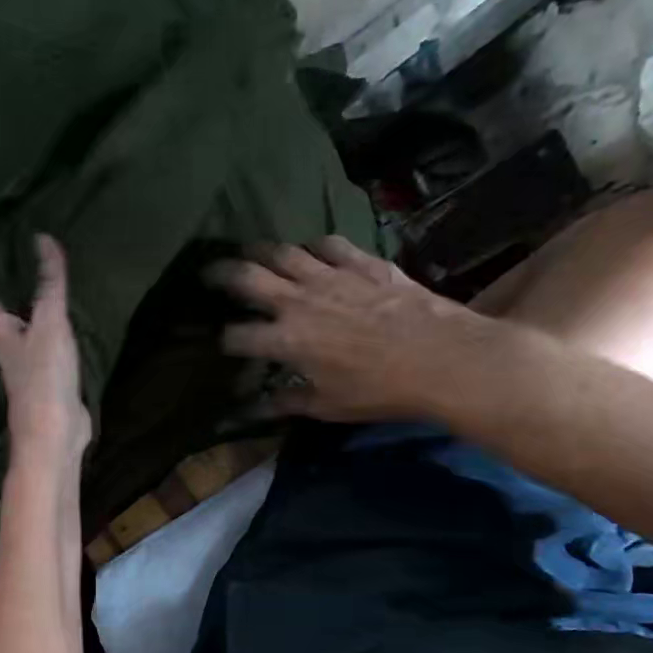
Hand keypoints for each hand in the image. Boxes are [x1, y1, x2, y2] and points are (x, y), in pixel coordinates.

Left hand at [0, 235, 91, 461]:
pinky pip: (59, 344)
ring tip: (78, 281)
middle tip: (68, 258)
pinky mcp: (51, 375)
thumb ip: (49, 282)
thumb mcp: (50, 322)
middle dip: (42, 288)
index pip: (8, 287)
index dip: (25, 268)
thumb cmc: (45, 376)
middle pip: (27, 306)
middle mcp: (10, 342)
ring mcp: (31, 360)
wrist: (56, 433)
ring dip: (57, 311)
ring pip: (44, 325)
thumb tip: (42, 237)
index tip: (44, 243)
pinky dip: (68, 333)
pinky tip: (82, 319)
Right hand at [209, 236, 514, 422]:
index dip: (224, 340)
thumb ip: (288, 402)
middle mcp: (299, 301)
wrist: (444, 358)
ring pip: (283, 252)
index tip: (223, 345)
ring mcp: (331, 276)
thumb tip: (257, 408)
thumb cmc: (380, 391)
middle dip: (220, 274)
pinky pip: (328, 244)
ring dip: (261, 252)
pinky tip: (312, 252)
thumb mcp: (328, 406)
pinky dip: (314, 247)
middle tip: (208, 273)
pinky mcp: (363, 263)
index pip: (237, 336)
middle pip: (247, 277)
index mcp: (286, 340)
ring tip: (252, 253)